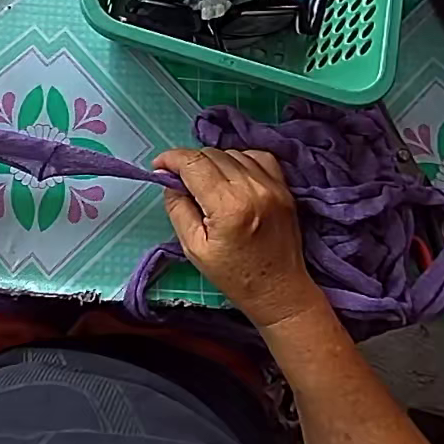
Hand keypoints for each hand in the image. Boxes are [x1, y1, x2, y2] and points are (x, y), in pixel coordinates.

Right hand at [153, 147, 326, 328]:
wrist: (279, 290)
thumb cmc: (234, 275)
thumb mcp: (193, 248)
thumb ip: (178, 208)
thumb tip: (170, 180)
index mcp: (228, 206)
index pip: (193, 163)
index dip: (171, 159)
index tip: (159, 166)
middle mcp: (252, 188)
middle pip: (211, 154)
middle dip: (189, 162)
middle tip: (180, 181)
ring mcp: (272, 185)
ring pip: (232, 153)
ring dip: (213, 161)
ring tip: (207, 183)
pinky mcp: (284, 186)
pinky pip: (257, 156)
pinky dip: (239, 160)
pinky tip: (233, 176)